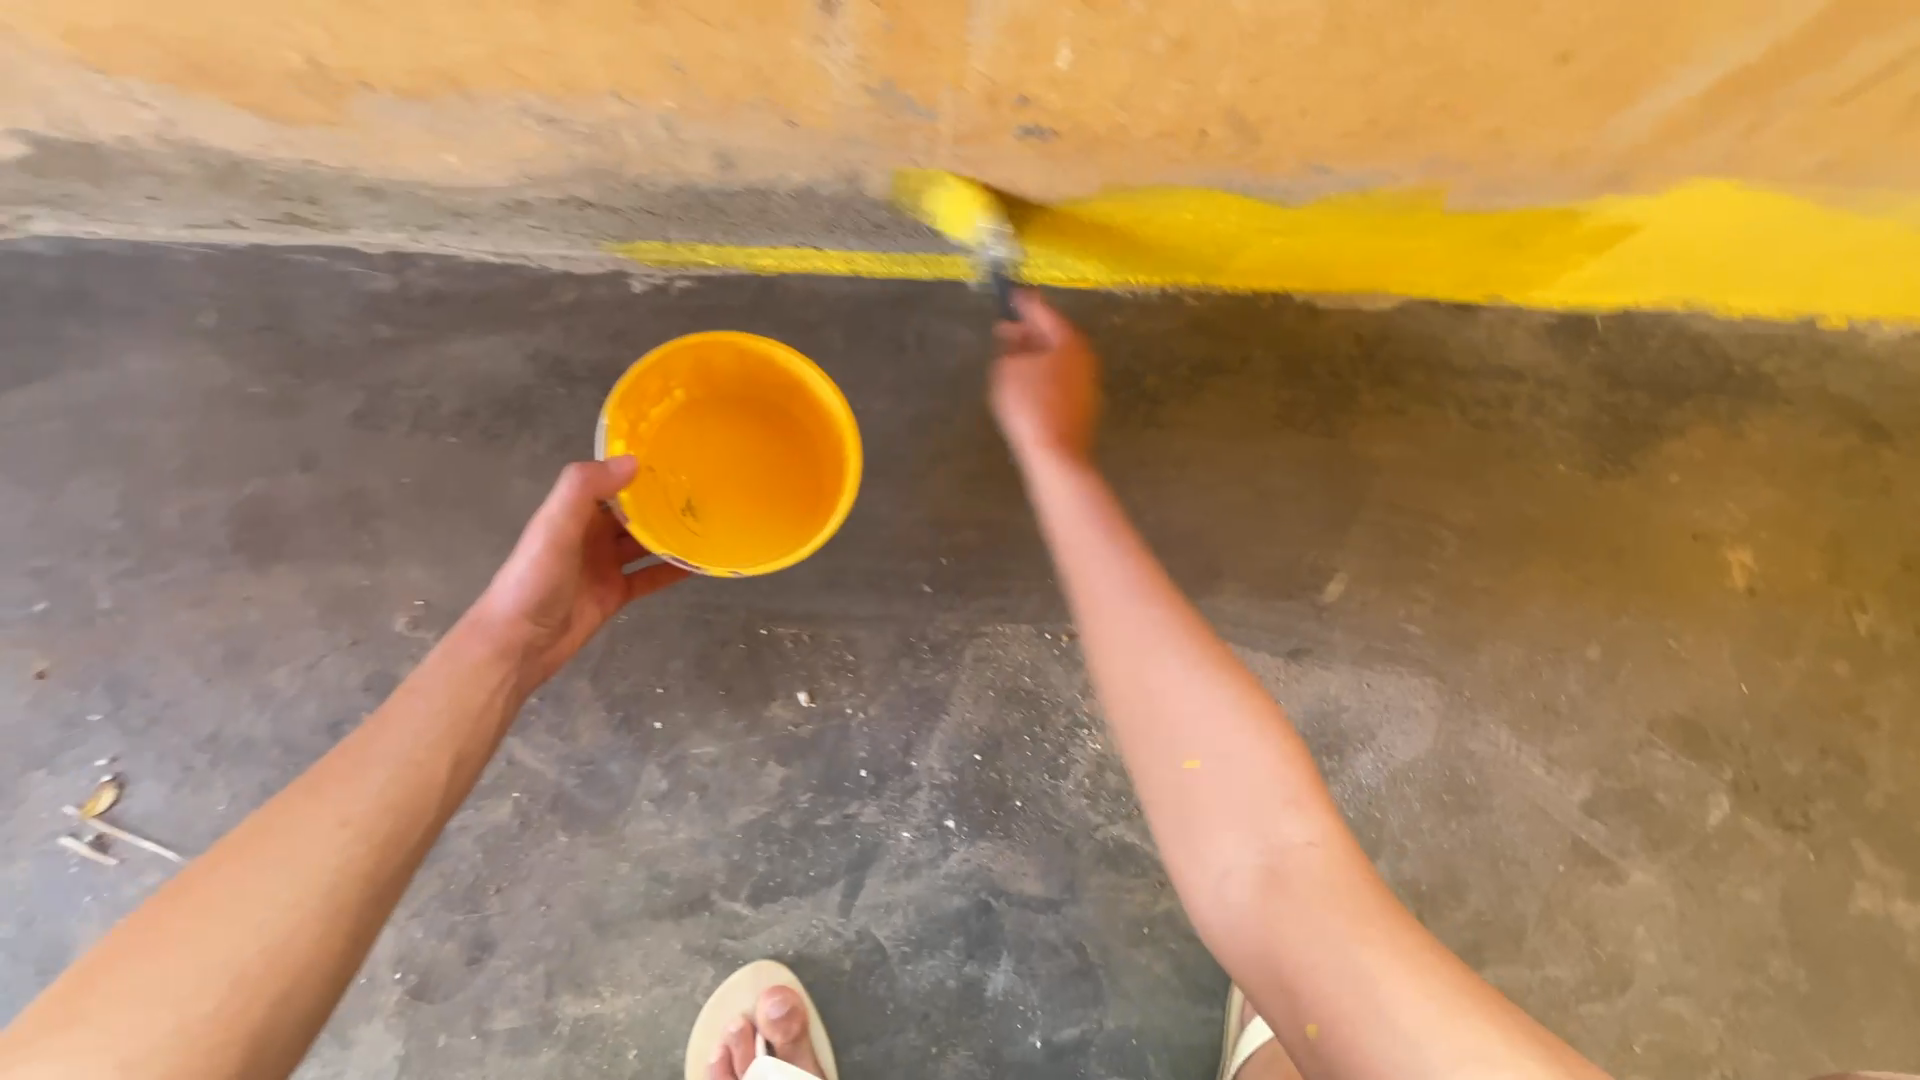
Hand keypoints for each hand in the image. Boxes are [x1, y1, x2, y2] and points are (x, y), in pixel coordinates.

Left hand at [470, 457, 688, 690]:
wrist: (518, 643)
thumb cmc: (534, 580)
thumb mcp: (555, 527)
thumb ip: (585, 490)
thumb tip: (634, 461)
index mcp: (575, 513)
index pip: (612, 483)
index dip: (641, 471)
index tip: (680, 458)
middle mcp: (591, 535)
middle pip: (634, 513)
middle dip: (664, 502)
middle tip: (708, 491)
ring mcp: (606, 566)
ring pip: (646, 544)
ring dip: (673, 535)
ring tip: (711, 523)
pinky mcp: (617, 594)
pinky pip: (651, 577)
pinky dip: (673, 571)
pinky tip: (700, 564)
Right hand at [990, 290, 1100, 464]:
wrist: (1056, 454)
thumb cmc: (1030, 406)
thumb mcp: (1007, 370)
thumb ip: (1009, 346)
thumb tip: (1013, 334)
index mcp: (1068, 340)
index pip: (1043, 311)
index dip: (1023, 302)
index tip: (1010, 292)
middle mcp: (1084, 356)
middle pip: (1053, 335)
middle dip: (1029, 331)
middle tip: (1007, 328)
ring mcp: (1087, 381)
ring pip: (1057, 357)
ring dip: (1035, 354)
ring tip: (1012, 357)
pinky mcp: (1083, 404)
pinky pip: (1059, 378)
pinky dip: (1043, 373)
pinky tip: (1026, 384)